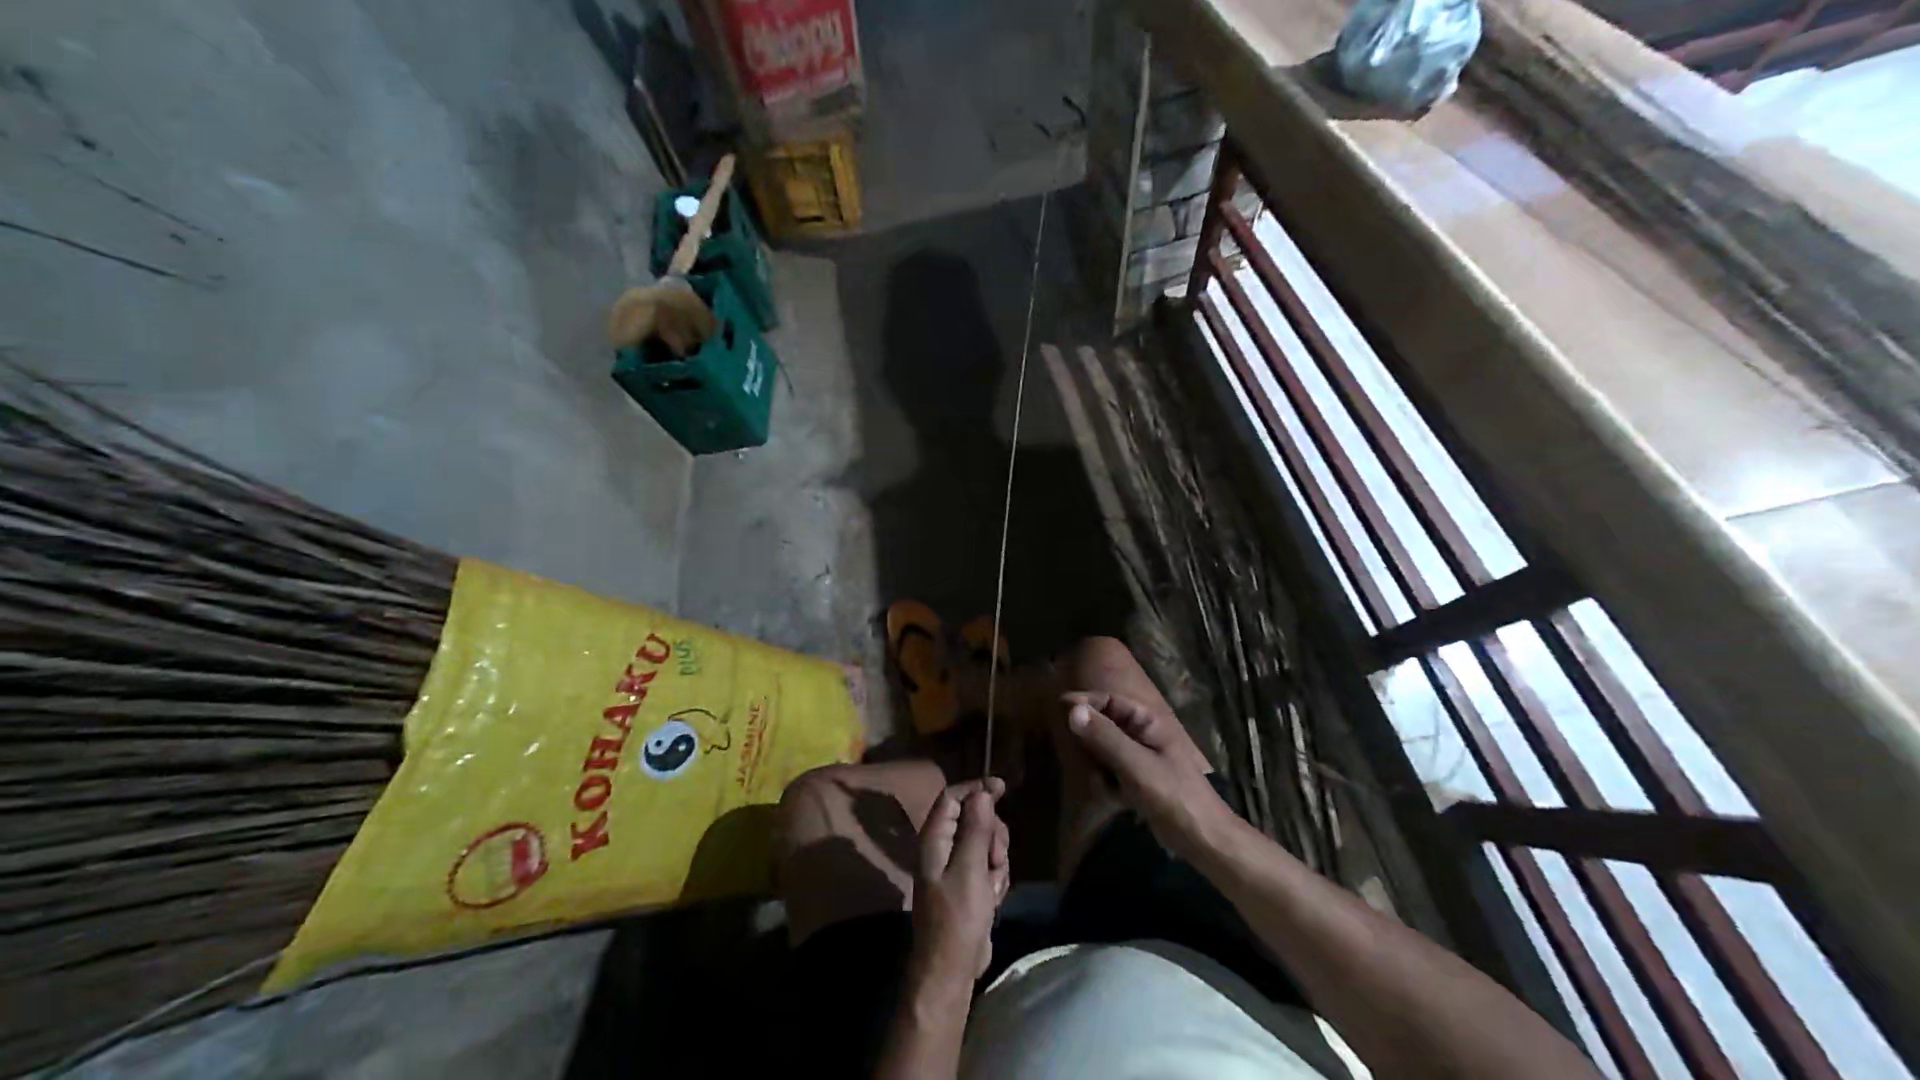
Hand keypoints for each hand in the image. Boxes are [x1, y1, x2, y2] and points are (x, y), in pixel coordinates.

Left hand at [910, 778, 1009, 984]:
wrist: (952, 968)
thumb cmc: (957, 917)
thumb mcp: (970, 869)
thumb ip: (976, 828)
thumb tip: (982, 793)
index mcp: (934, 838)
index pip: (952, 797)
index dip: (976, 789)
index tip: (1003, 788)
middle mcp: (942, 847)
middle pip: (974, 818)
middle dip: (992, 834)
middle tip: (994, 857)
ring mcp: (956, 867)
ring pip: (986, 842)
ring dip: (996, 859)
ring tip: (992, 884)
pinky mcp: (969, 884)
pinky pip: (989, 865)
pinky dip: (995, 878)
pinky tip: (993, 898)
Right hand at [1063, 691, 1232, 859]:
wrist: (1202, 839)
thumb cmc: (1174, 796)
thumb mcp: (1136, 766)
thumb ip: (1104, 737)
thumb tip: (1071, 710)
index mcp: (1146, 721)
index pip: (1107, 700)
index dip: (1083, 702)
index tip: (1058, 710)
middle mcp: (1140, 733)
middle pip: (1100, 725)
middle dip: (1089, 744)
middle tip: (1086, 763)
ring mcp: (1137, 756)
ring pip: (1100, 750)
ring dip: (1096, 768)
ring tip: (1105, 787)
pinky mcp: (1134, 778)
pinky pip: (1107, 772)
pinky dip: (1106, 784)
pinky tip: (1116, 800)